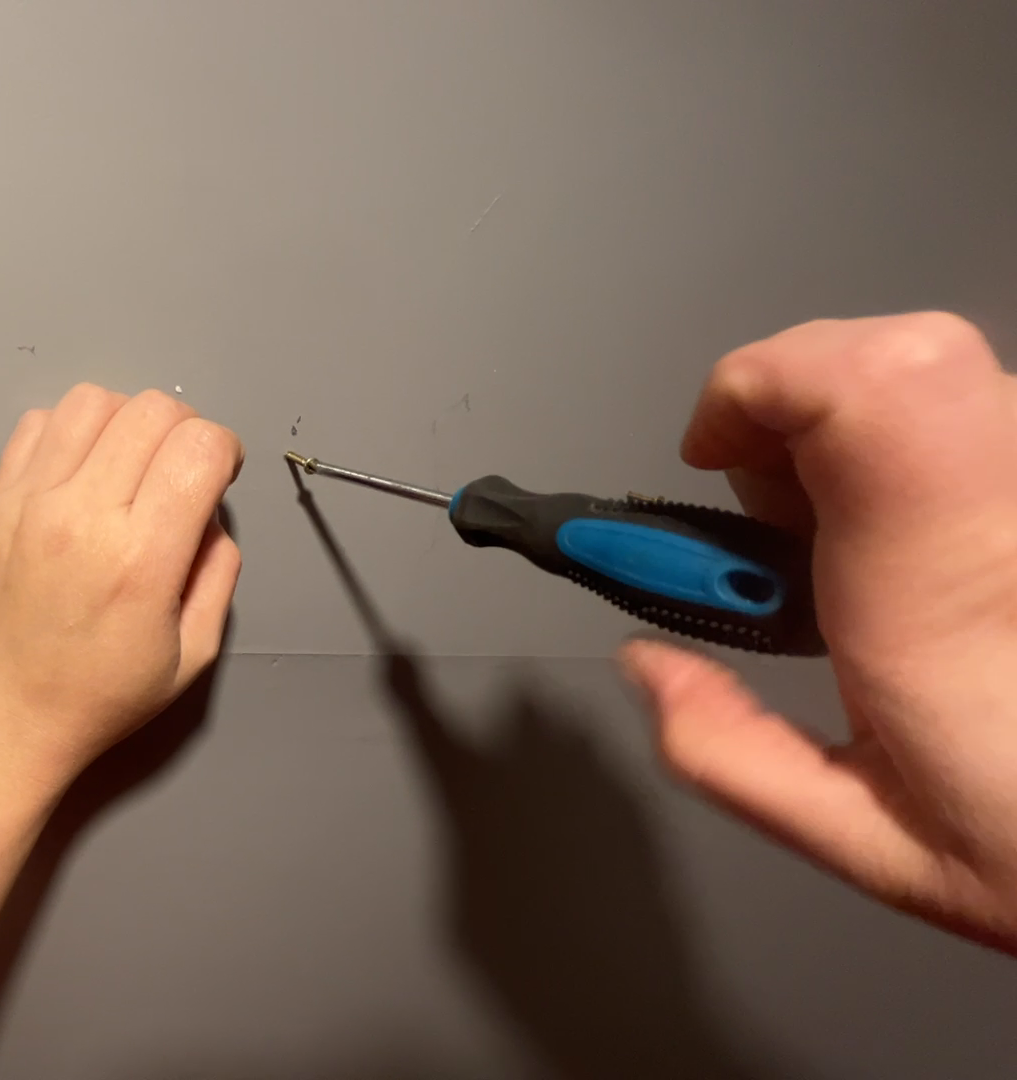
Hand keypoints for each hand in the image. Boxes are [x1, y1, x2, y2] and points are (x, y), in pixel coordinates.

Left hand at [0, 384, 244, 792]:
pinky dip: (71, 431)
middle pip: (152, 410)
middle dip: (184, 430)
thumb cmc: (100, 695)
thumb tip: (209, 510)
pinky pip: (38, 423)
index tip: (217, 478)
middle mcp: (82, 515)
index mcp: (140, 558)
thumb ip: (219, 571)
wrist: (6, 714)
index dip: (224, 451)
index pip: (200, 446)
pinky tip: (80, 471)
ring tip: (128, 465)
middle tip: (176, 474)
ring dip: (126, 421)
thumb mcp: (193, 654)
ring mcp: (30, 501)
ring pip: (93, 401)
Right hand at [621, 313, 1016, 950]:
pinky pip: (986, 412)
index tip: (713, 459)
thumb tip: (649, 661)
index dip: (754, 388)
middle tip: (787, 521)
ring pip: (940, 372)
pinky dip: (915, 453)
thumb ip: (726, 752)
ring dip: (851, 438)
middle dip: (787, 418)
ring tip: (866, 542)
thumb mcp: (884, 850)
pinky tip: (933, 541)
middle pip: (894, 354)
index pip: (868, 390)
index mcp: (952, 603)